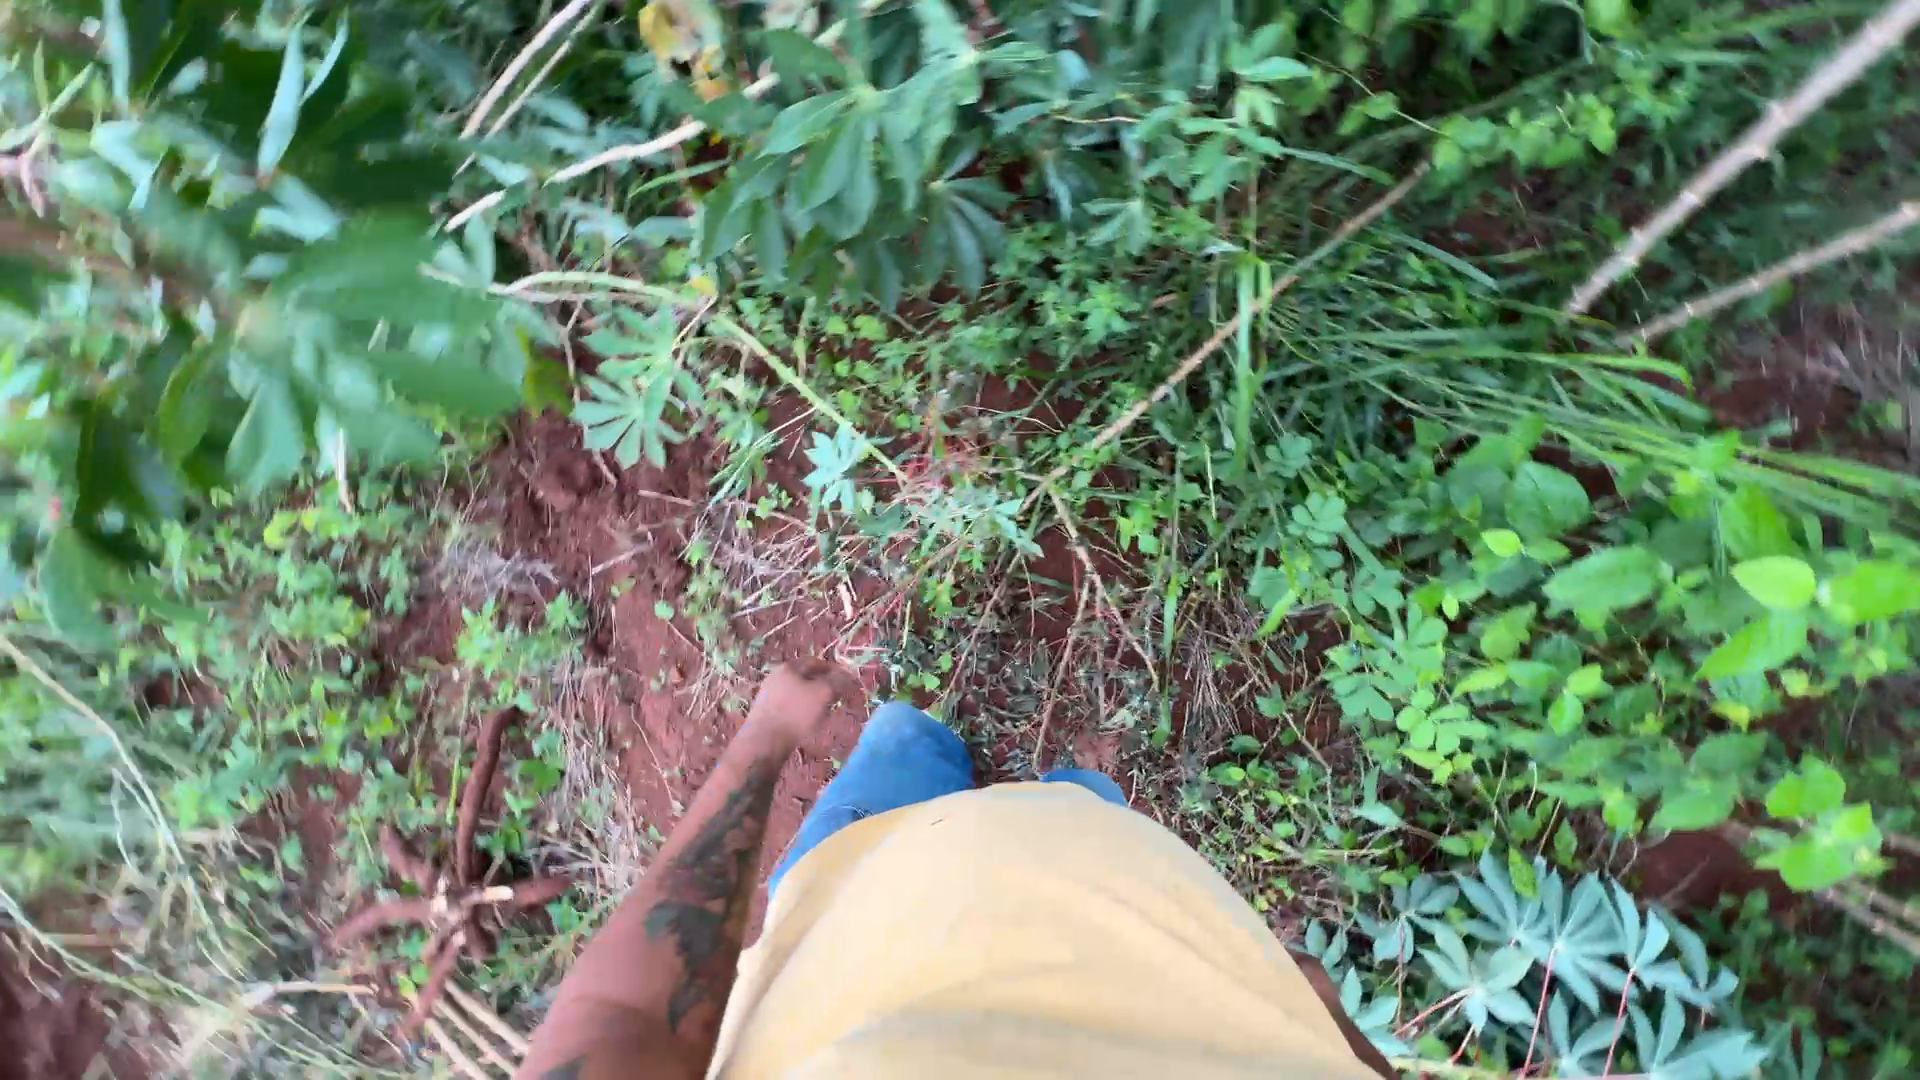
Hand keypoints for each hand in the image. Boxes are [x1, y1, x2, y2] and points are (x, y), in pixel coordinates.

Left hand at [744, 660, 860, 747]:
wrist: (763, 743)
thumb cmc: (796, 714)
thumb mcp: (824, 693)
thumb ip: (838, 681)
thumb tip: (849, 676)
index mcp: (789, 667)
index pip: (816, 662)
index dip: (833, 670)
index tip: (845, 682)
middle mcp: (775, 677)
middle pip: (805, 677)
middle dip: (823, 685)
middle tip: (836, 697)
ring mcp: (767, 695)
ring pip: (797, 692)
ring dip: (812, 699)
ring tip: (824, 712)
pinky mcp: (764, 713)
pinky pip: (788, 706)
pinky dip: (800, 711)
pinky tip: (806, 723)